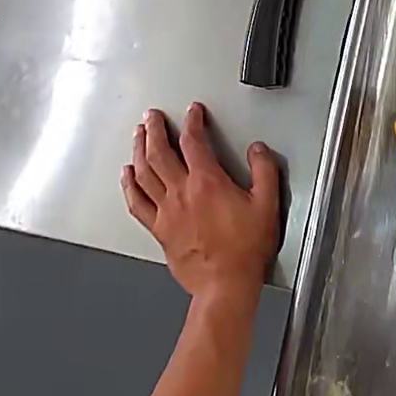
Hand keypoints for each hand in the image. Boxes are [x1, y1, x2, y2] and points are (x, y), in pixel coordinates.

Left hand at [123, 103, 279, 306]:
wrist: (225, 284)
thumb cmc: (246, 248)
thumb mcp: (268, 204)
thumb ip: (265, 171)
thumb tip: (258, 150)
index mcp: (208, 183)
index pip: (194, 142)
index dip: (193, 122)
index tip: (193, 112)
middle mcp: (182, 193)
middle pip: (159, 153)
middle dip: (155, 129)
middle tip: (152, 116)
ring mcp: (167, 212)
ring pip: (143, 173)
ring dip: (138, 150)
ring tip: (138, 135)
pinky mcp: (159, 229)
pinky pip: (137, 202)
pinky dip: (129, 185)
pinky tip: (127, 176)